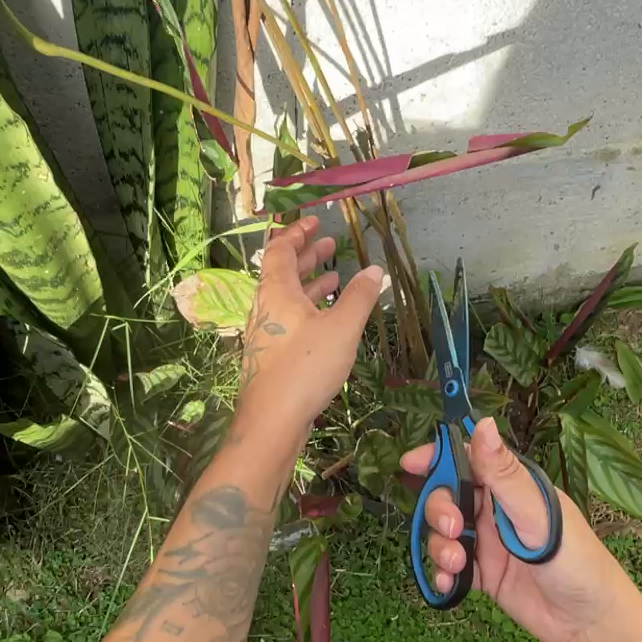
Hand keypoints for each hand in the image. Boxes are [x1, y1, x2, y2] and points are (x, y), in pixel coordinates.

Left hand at [232, 216, 385, 446]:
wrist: (272, 420)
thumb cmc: (305, 367)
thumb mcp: (341, 328)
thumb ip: (359, 298)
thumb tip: (375, 271)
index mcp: (276, 292)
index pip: (279, 249)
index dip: (296, 232)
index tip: (315, 222)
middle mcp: (266, 307)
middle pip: (282, 272)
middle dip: (307, 255)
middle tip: (329, 244)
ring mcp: (266, 333)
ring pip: (287, 298)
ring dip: (309, 283)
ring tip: (334, 276)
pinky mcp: (272, 355)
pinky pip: (290, 319)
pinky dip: (308, 309)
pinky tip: (327, 318)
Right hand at [403, 417, 641, 641]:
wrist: (589, 623)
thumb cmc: (574, 558)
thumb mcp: (536, 514)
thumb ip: (503, 474)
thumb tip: (483, 422)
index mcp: (511, 485)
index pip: (466, 460)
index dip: (436, 458)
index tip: (410, 463)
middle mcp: (495, 509)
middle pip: (447, 496)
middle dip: (438, 510)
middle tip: (451, 529)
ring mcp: (487, 542)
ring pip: (443, 532)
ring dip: (440, 545)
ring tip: (456, 565)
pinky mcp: (483, 573)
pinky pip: (450, 566)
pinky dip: (442, 573)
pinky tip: (448, 585)